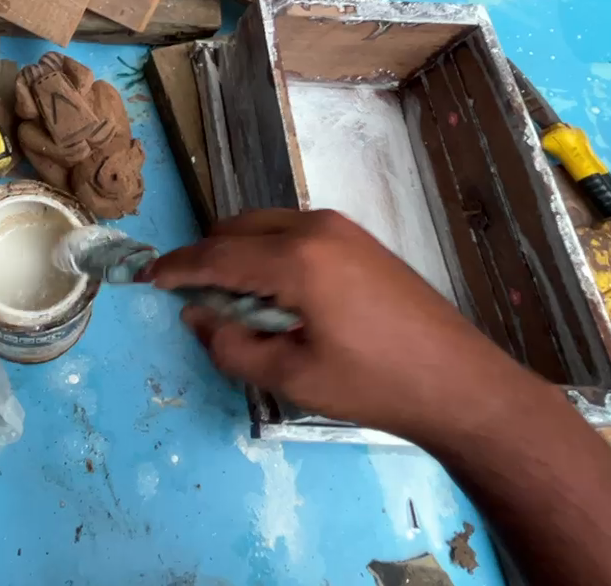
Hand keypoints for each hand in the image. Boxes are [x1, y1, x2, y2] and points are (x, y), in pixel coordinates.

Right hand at [152, 209, 543, 443]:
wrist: (463, 384)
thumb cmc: (375, 385)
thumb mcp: (293, 378)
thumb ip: (231, 345)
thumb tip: (195, 315)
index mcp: (297, 259)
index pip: (216, 255)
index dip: (176, 266)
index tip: (146, 276)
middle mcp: (314, 227)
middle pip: (234, 229)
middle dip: (206, 258)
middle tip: (195, 297)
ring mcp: (338, 226)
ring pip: (261, 225)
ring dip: (236, 253)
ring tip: (240, 300)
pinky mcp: (355, 235)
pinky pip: (289, 230)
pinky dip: (266, 250)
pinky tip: (279, 292)